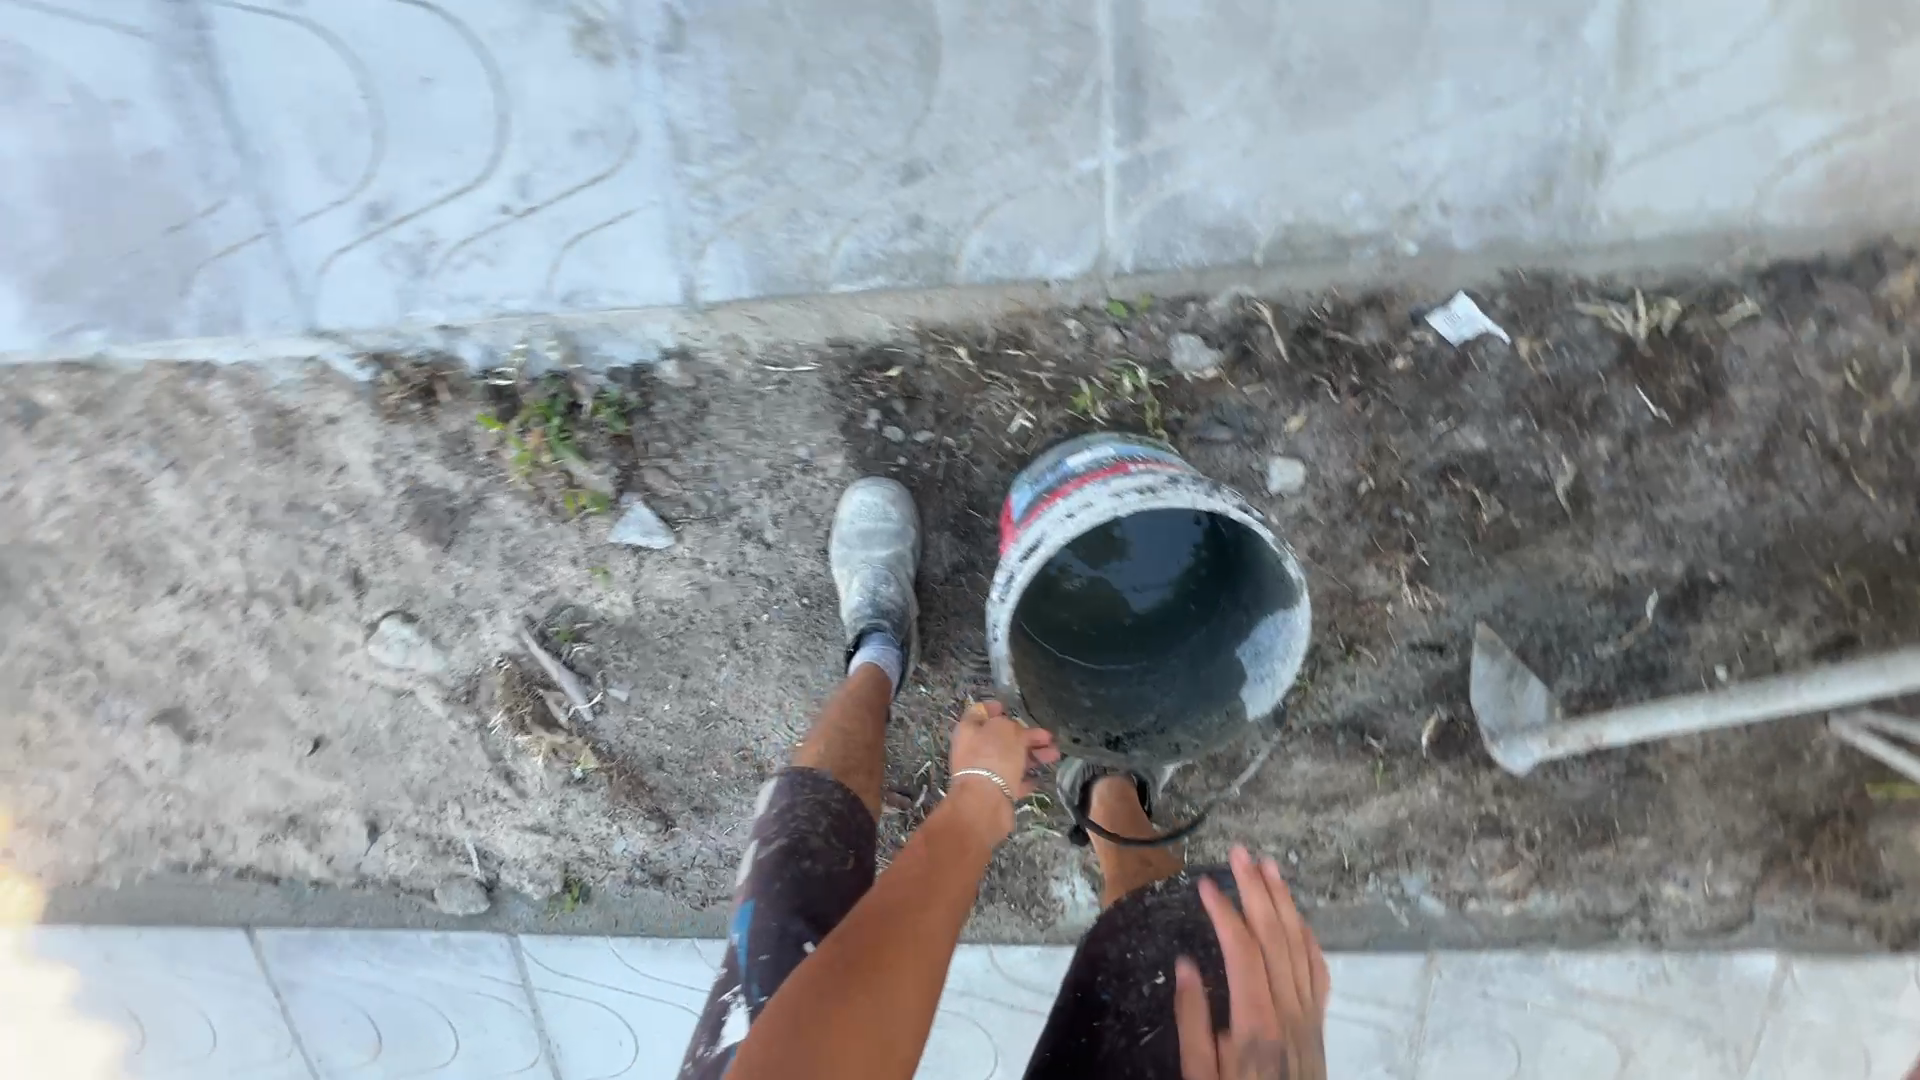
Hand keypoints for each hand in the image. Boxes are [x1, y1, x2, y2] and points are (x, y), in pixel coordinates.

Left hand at [947, 700, 1060, 836]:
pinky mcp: (994, 793)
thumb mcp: (1007, 730)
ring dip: (1033, 756)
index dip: (993, 708)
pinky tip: (1039, 777)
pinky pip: (1012, 781)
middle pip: (1001, 738)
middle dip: (1026, 736)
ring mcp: (983, 772)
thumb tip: (1017, 733)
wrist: (985, 802)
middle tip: (1049, 737)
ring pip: (1011, 759)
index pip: (979, 712)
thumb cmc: (993, 756)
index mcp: (969, 730)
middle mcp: (973, 750)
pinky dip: (1025, 778)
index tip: (1007, 707)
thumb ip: (1014, 726)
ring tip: (1055, 755)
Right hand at [1174, 847, 1329, 1079]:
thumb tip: (1185, 963)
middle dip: (1257, 890)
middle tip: (1240, 852)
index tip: (1205, 883)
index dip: (1225, 911)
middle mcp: (1290, 1013)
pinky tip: (1298, 918)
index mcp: (1256, 1024)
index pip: (1243, 951)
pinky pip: (1319, 974)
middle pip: (1275, 937)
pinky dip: (1308, 938)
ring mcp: (1310, 1019)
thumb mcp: (1198, 1076)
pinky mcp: (1318, 1027)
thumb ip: (1192, 1021)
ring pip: (1300, 947)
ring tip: (1269, 867)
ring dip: (1284, 903)